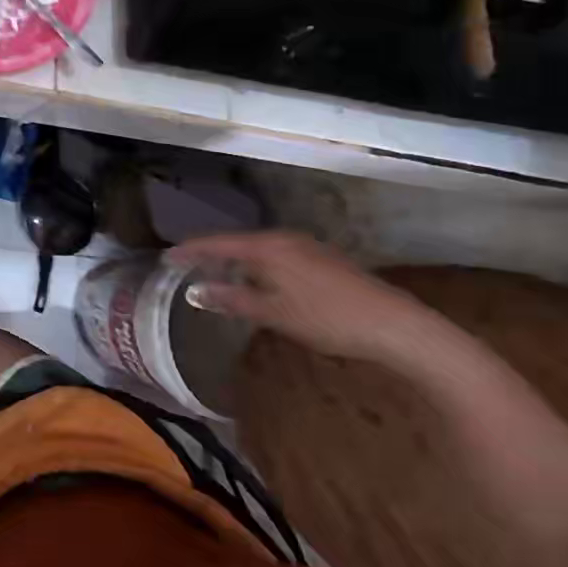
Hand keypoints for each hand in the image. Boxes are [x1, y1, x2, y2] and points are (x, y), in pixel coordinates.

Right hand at [171, 230, 447, 364]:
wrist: (400, 327)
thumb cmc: (329, 318)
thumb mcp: (273, 313)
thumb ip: (231, 300)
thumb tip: (194, 291)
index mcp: (267, 246)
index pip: (217, 243)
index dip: (190, 250)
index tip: (166, 258)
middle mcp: (284, 239)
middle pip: (238, 242)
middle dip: (212, 253)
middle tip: (187, 265)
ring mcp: (307, 247)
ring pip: (259, 249)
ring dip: (237, 260)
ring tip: (217, 272)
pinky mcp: (324, 260)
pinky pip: (277, 256)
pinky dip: (259, 265)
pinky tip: (258, 281)